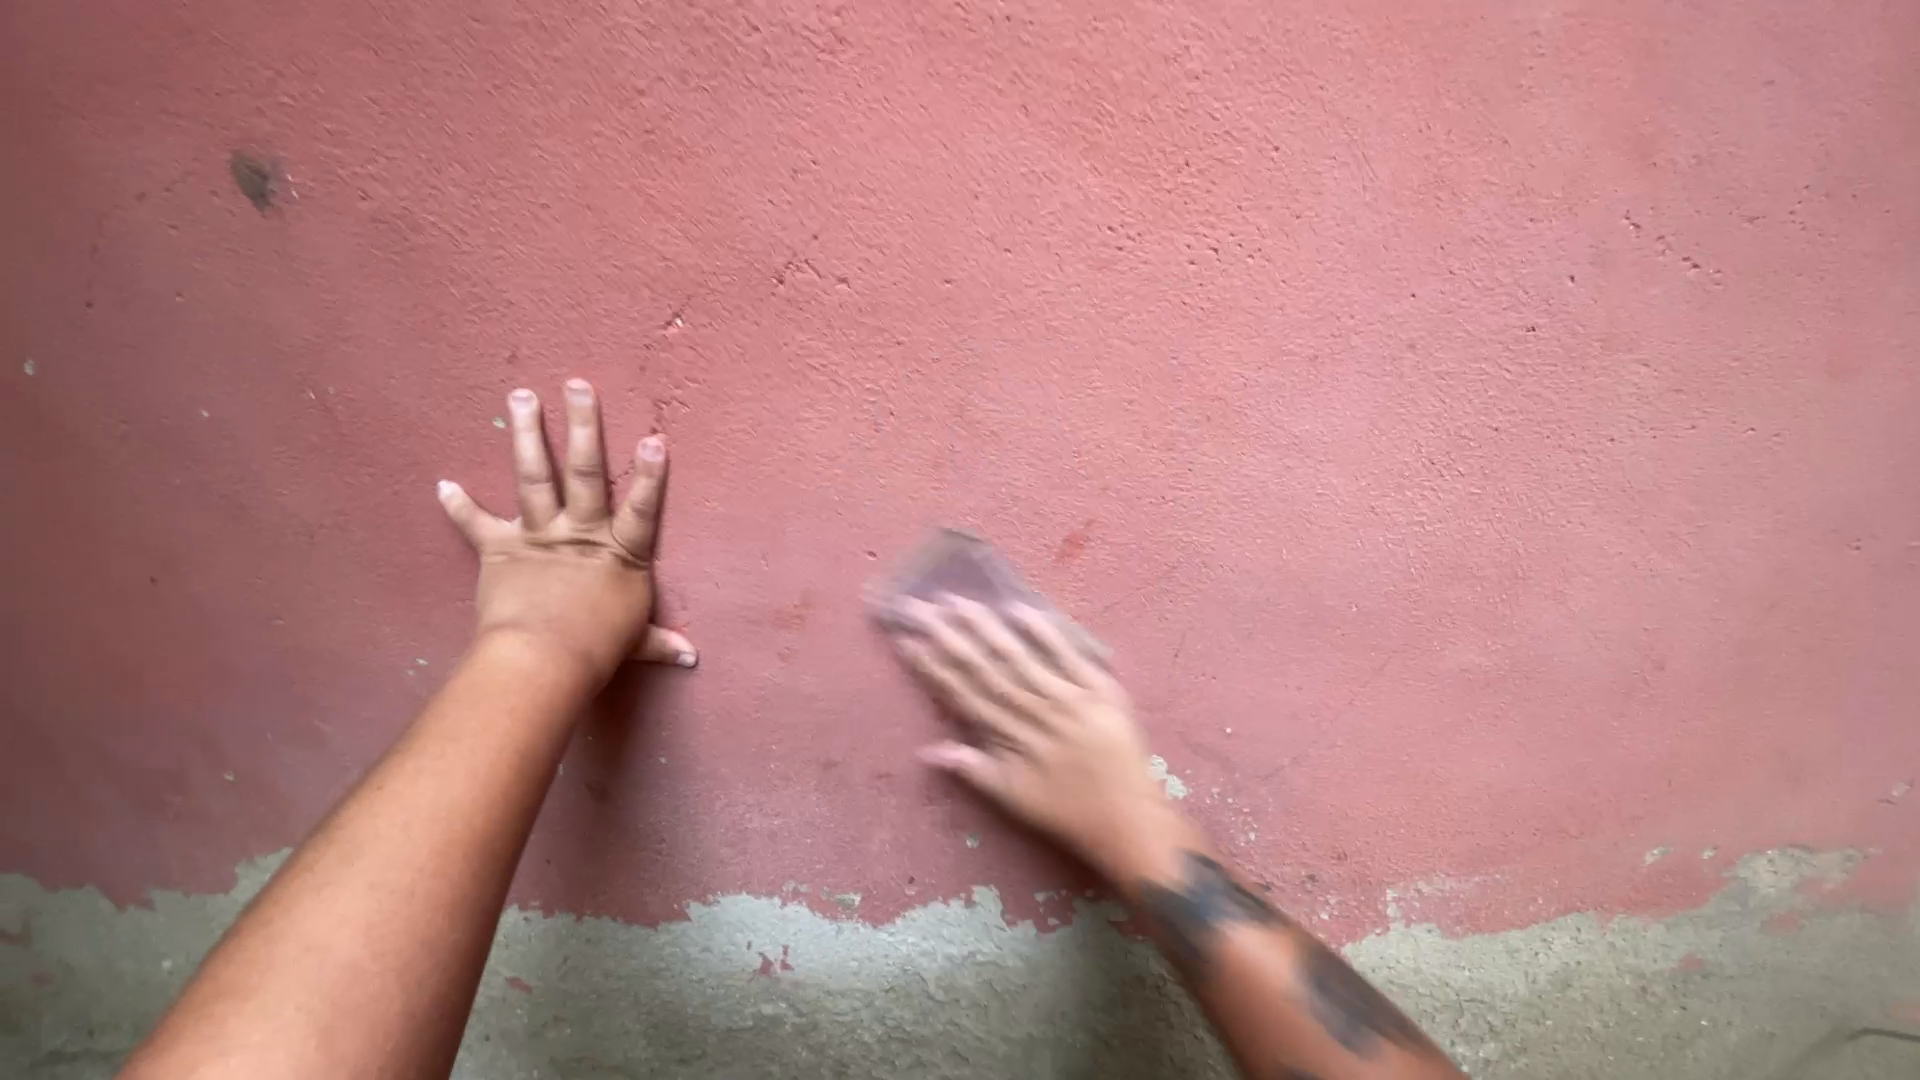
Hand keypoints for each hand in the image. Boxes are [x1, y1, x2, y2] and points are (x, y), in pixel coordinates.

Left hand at [436, 379, 695, 685]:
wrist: (542, 659)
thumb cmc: (598, 648)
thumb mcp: (638, 641)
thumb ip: (662, 641)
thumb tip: (692, 657)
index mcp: (619, 553)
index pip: (642, 506)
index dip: (650, 473)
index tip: (654, 437)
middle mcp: (581, 534)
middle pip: (586, 472)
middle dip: (583, 426)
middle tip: (577, 385)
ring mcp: (539, 537)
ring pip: (535, 477)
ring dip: (528, 435)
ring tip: (521, 396)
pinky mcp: (500, 551)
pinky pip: (476, 524)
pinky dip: (458, 505)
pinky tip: (442, 483)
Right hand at [889, 595, 1181, 880]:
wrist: (1128, 819)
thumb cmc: (1066, 810)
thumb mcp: (1013, 798)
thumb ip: (971, 770)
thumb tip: (925, 751)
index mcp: (1009, 737)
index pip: (963, 693)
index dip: (933, 666)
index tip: (908, 639)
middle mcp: (1033, 712)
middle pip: (985, 668)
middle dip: (950, 637)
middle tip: (922, 607)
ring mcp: (1067, 698)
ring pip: (1019, 657)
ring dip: (987, 628)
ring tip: (959, 602)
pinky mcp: (1100, 690)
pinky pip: (1069, 655)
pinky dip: (1045, 632)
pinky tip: (1020, 609)